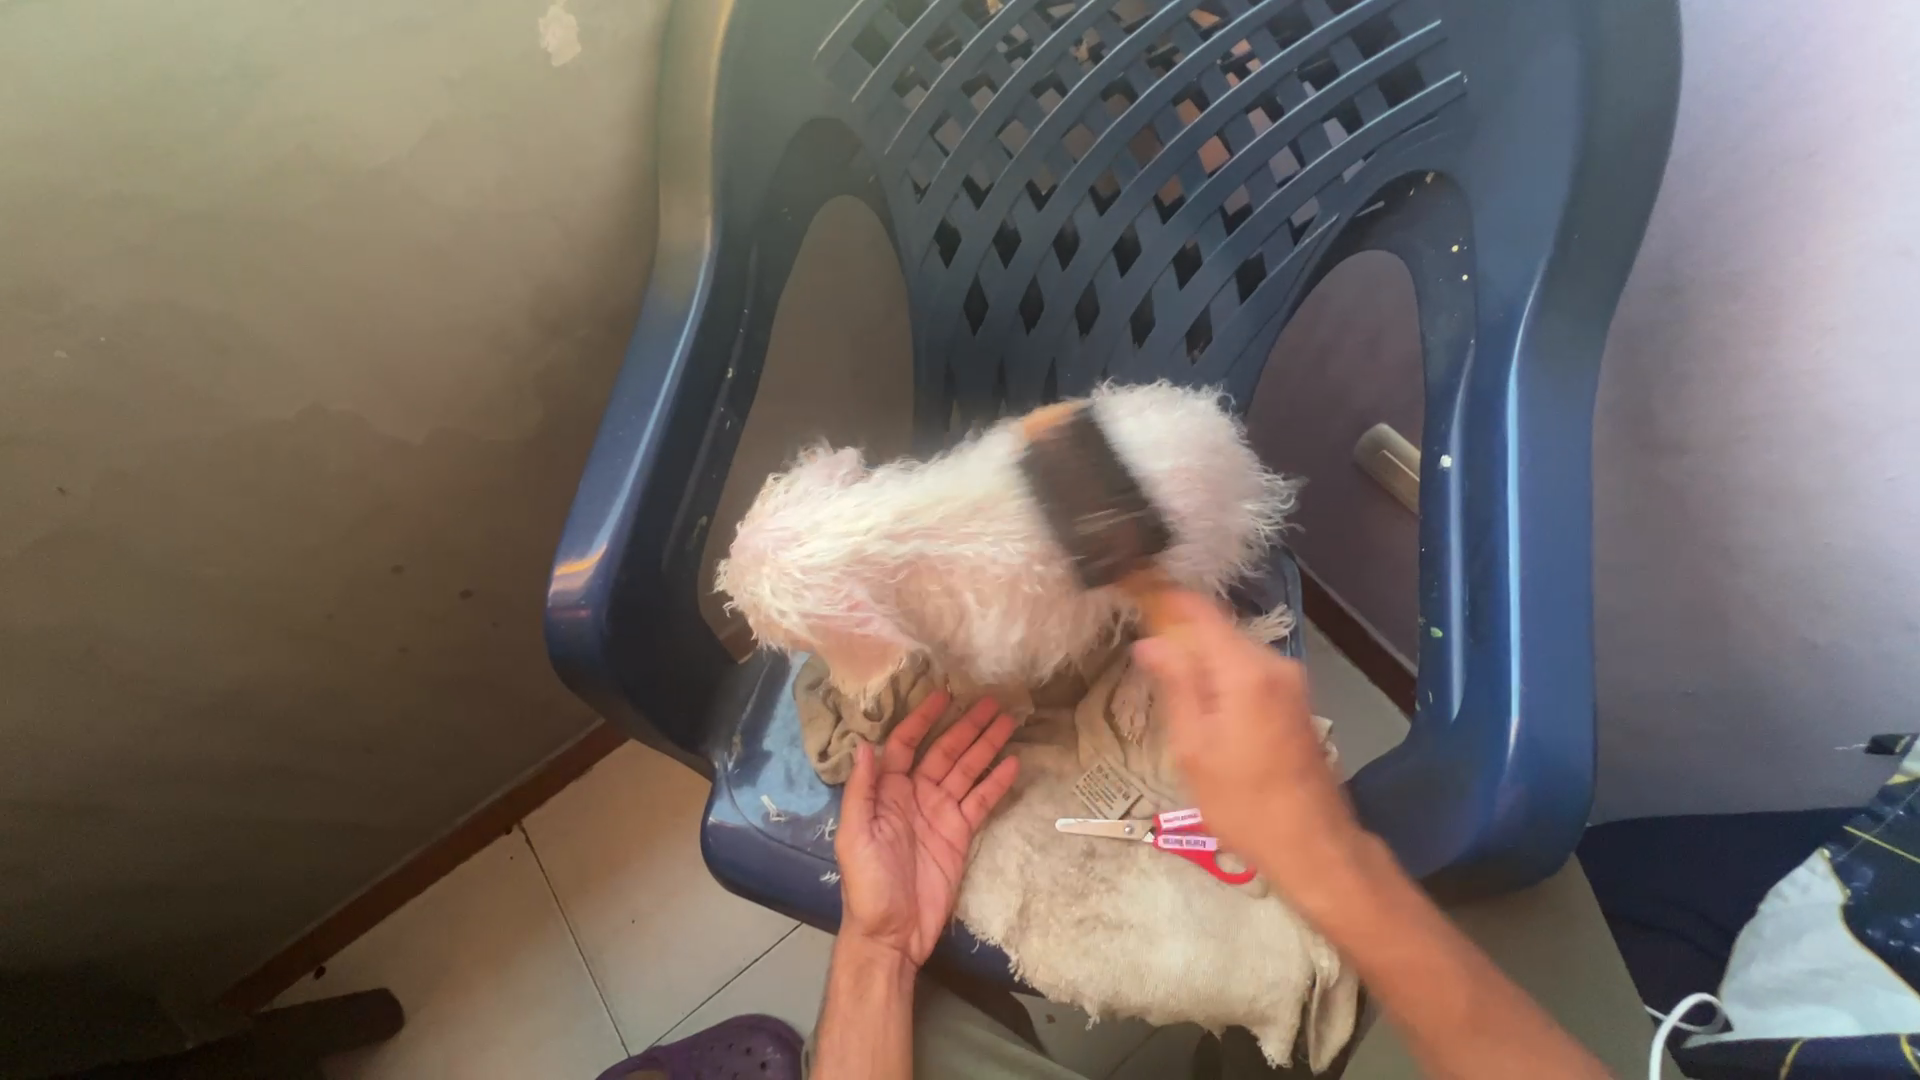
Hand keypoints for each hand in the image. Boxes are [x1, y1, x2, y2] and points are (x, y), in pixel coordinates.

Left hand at [834, 691, 1019, 966]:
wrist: (892, 935)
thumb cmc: (867, 885)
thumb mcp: (855, 835)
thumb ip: (862, 790)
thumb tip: (864, 743)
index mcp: (887, 791)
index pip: (906, 744)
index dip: (923, 719)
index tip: (943, 695)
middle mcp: (915, 794)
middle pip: (945, 752)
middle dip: (967, 726)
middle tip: (992, 701)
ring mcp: (941, 813)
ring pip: (967, 771)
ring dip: (987, 747)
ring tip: (1010, 722)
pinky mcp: (960, 834)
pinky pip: (981, 802)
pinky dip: (997, 783)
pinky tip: (1014, 764)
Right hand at [1132, 595, 1364, 902]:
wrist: (1314, 846)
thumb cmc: (1243, 803)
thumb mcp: (1194, 747)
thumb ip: (1175, 685)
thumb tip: (1150, 643)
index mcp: (1245, 671)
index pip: (1201, 611)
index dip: (1166, 597)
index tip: (1135, 590)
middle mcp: (1274, 665)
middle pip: (1217, 630)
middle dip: (1180, 636)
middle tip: (1144, 656)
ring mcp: (1290, 682)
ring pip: (1232, 651)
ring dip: (1200, 659)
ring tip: (1167, 686)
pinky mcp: (1296, 700)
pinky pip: (1249, 670)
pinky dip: (1221, 676)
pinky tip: (1202, 707)